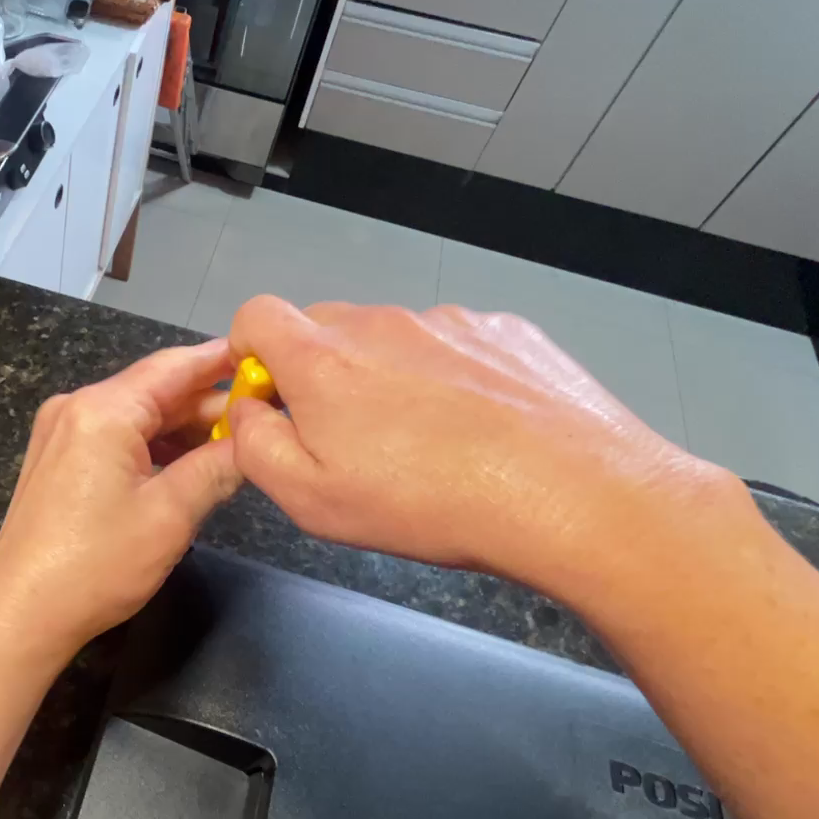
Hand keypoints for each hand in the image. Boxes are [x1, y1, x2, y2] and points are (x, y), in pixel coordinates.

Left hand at [0, 339, 243, 661]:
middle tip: (261, 419)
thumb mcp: (171, 515)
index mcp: (102, 409)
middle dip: (206, 404)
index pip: (174, 366)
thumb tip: (255, 440)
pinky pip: (114, 437)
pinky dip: (151, 447)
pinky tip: (185, 465)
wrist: (22, 613)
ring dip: (181, 429)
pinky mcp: (55, 459)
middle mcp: (75, 407)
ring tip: (231, 446)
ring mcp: (59, 433)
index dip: (223, 361)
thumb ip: (217, 467)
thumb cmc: (97, 565)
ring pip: (135, 416)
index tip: (267, 360)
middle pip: (154, 390)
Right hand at [223, 296, 737, 592]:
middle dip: (315, 372)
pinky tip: (478, 427)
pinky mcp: (504, 330)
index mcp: (321, 358)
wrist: (569, 494)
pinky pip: (450, 344)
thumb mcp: (307, 497)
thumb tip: (248, 409)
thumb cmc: (420, 502)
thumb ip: (253, 444)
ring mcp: (447, 320)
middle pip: (321, 328)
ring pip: (388, 338)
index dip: (249, 353)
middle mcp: (378, 323)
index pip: (255, 316)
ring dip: (383, 376)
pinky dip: (445, 376)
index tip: (270, 401)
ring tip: (425, 441)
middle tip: (346, 436)